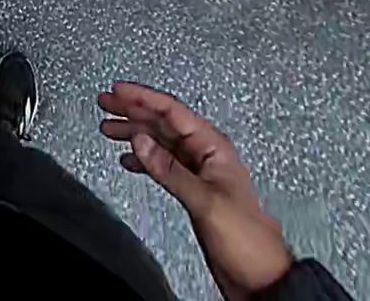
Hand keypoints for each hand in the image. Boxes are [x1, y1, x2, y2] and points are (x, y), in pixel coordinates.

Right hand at [100, 82, 292, 299]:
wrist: (263, 280)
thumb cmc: (247, 239)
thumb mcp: (204, 200)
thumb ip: (169, 169)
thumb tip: (140, 140)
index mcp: (212, 145)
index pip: (171, 109)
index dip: (142, 96)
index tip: (119, 89)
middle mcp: (203, 153)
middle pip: (162, 121)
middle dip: (132, 109)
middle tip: (106, 101)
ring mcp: (197, 171)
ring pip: (159, 140)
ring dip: (134, 132)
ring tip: (109, 126)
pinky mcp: (192, 189)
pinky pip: (162, 163)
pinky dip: (143, 158)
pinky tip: (129, 159)